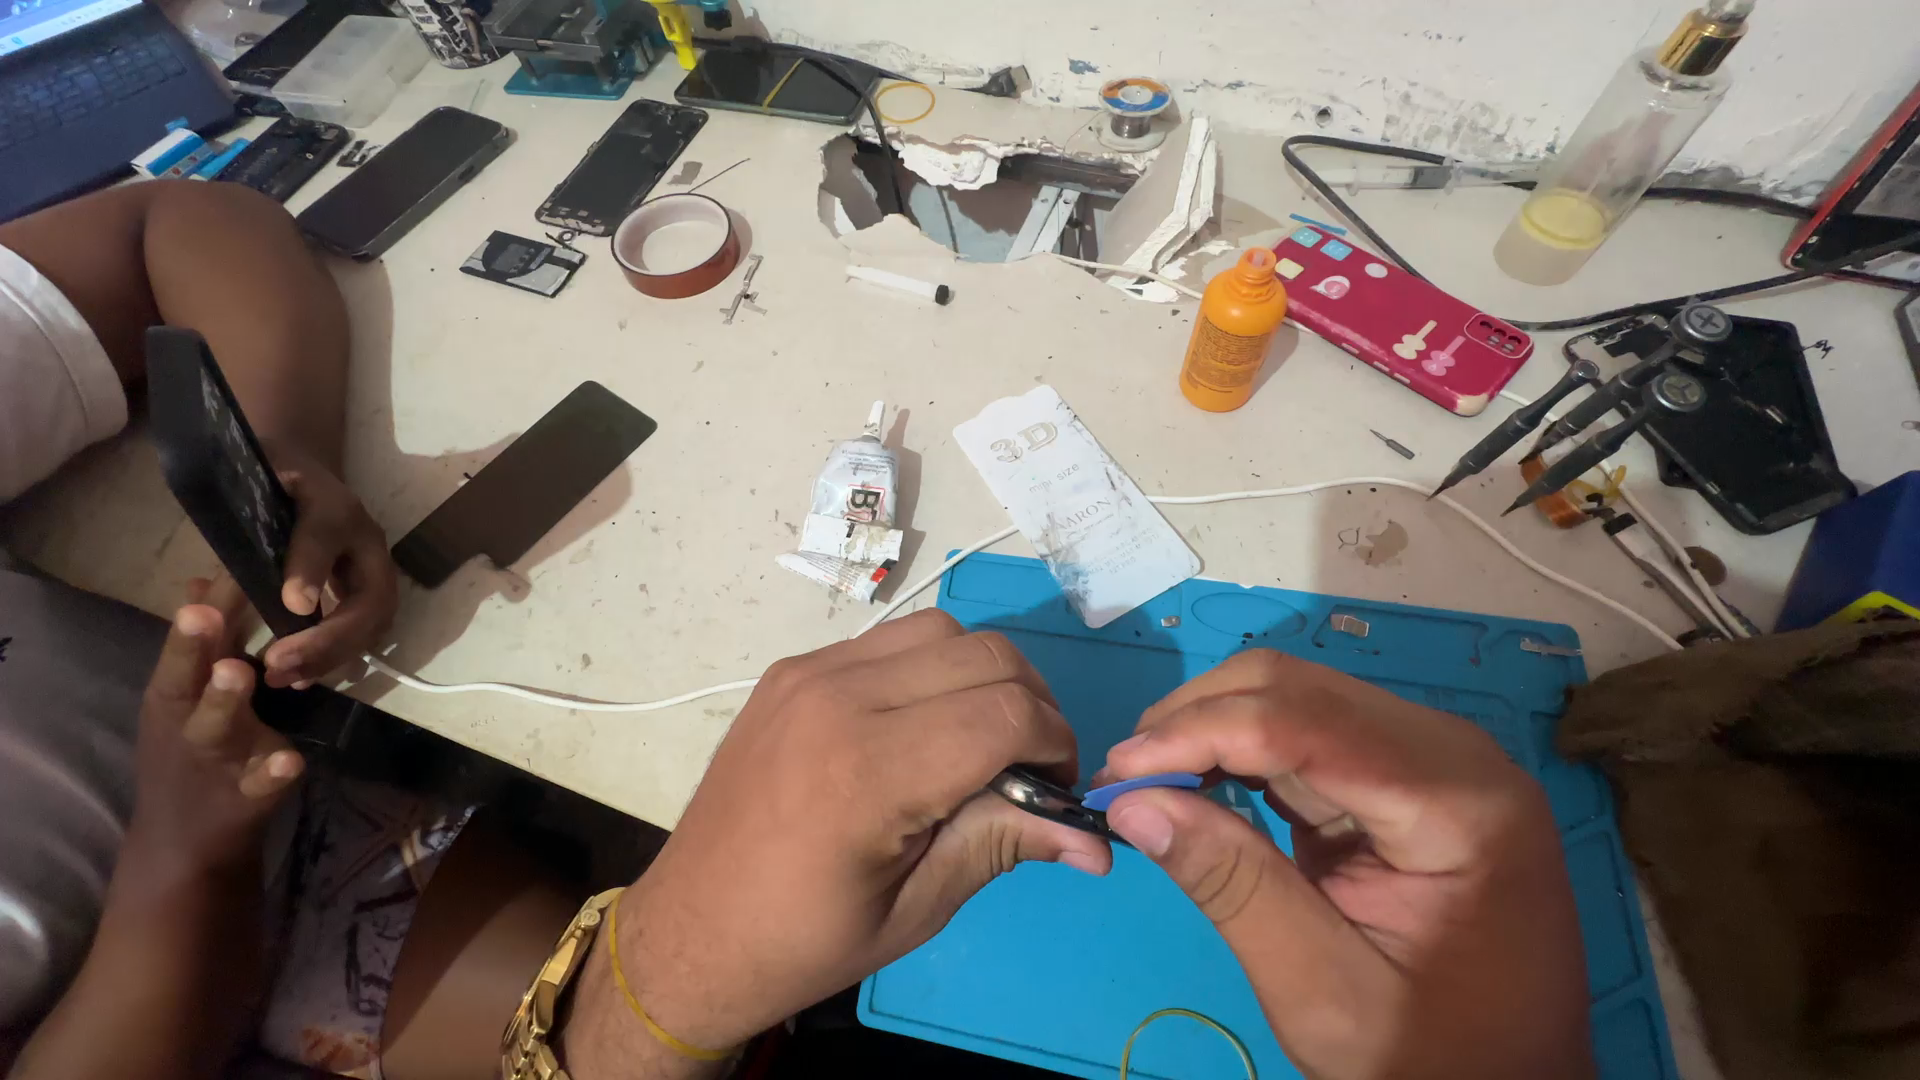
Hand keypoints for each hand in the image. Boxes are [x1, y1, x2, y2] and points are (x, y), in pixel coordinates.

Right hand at [125, 579, 304, 880]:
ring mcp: (217, 759)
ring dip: (224, 701)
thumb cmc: (192, 748)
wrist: (185, 838)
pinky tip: (290, 760)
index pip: (185, 647)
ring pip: (216, 729)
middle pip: (185, 683)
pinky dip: (273, 771)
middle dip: (194, 650)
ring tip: (237, 671)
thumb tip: (202, 584)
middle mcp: (186, 723)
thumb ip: (200, 644)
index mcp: (175, 697)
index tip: (216, 569)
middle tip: (205, 615)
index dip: (198, 612)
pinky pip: (262, 782)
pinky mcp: (247, 793)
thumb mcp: (186, 695)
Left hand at [258, 451, 397, 687]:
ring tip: (285, 678)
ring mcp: (371, 574)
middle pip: (372, 599)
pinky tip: (301, 676)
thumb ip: (259, 526)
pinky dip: (334, 657)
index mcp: (338, 511)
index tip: (288, 606)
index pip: (329, 535)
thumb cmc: (260, 483)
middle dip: (332, 636)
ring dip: (334, 654)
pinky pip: (361, 632)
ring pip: (373, 622)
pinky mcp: (361, 596)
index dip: (311, 569)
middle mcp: (368, 547)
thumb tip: (289, 596)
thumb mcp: (253, 488)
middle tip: (280, 665)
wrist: (290, 474)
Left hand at [560, 610, 1112, 1075]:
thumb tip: (1096, 842)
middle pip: (984, 656)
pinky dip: (932, 666)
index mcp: (868, 771)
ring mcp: (810, 672)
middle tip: (1029, 763)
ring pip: (942, 631)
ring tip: (981, 734)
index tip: (1055, 787)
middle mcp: (839, 697)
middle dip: (1032, 703)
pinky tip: (923, 718)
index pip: (1005, 715)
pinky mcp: (794, 666)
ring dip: (984, 674)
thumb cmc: (804, 938)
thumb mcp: (914, 909)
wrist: (690, 927)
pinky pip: (891, 639)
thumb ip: (1003, 847)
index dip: (1054, 744)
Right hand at [1099, 650, 1591, 1079]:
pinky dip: (1232, 747)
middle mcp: (1445, 750)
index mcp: (1457, 801)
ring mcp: (1420, 753)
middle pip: (1291, 688)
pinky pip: (1294, 729)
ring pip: (1284, 695)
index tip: (1118, 774)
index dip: (1197, 733)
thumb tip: (1132, 802)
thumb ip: (1232, 886)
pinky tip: (1195, 782)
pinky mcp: (1392, 767)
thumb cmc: (1431, 1057)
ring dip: (1206, 728)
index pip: (1301, 722)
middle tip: (1126, 779)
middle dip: (1194, 720)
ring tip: (1149, 781)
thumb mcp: (1323, 992)